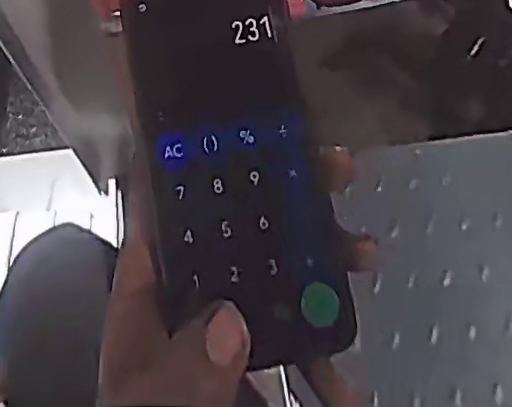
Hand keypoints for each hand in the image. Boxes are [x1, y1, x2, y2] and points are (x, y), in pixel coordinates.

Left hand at [101, 150, 376, 406]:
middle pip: (240, 225)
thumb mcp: (151, 399)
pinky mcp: (256, 360)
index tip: (241, 130)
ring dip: (323, 260)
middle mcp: (192, 297)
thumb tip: (227, 323)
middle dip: (289, 195)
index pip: (169, 206)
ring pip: (279, 273)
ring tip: (359, 251)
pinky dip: (328, 352)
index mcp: (152, 292)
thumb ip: (182, 367)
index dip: (200, 161)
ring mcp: (228, 326)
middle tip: (331, 170)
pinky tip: (347, 378)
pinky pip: (299, 340)